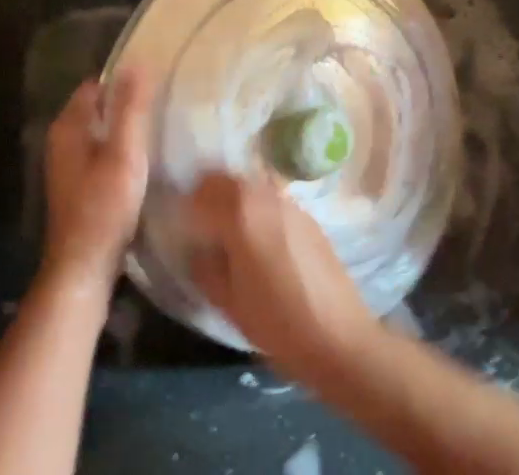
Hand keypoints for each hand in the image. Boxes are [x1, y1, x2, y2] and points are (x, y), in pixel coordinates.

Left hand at [40, 72, 151, 301]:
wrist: (83, 268)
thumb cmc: (104, 208)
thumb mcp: (124, 154)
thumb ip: (131, 109)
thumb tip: (138, 62)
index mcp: (68, 128)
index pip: (96, 86)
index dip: (125, 82)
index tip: (158, 84)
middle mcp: (62, 142)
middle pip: (98, 109)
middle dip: (128, 106)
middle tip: (166, 106)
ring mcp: (68, 167)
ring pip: (101, 135)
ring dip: (126, 132)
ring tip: (163, 131)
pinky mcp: (79, 189)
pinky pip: (103, 157)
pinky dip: (121, 154)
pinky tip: (146, 163)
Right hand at [187, 174, 379, 376]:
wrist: (340, 340)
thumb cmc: (277, 322)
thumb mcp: (227, 300)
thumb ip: (204, 265)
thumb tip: (197, 248)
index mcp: (240, 214)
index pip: (200, 191)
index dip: (185, 206)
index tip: (179, 226)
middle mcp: (266, 198)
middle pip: (227, 180)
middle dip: (208, 195)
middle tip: (199, 224)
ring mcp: (292, 205)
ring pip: (252, 187)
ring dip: (234, 200)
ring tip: (229, 233)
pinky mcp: (310, 219)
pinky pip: (273, 201)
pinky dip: (258, 209)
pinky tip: (260, 242)